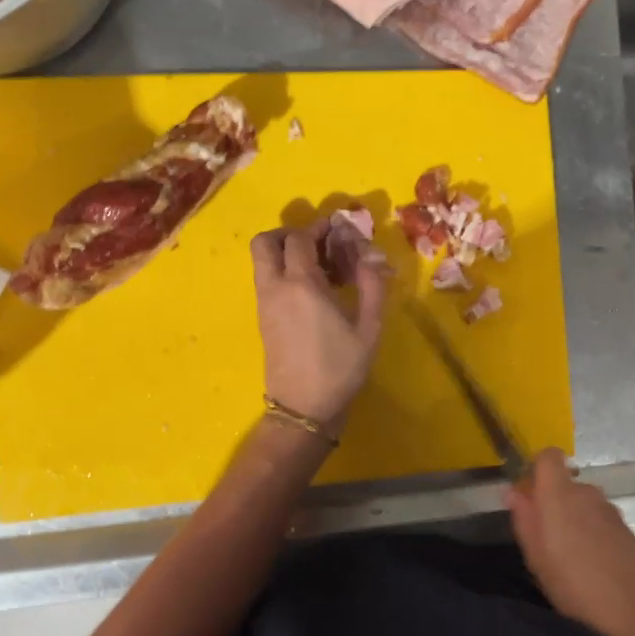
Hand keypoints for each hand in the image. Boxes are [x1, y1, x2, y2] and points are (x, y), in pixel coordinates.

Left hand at [250, 220, 388, 430]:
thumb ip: (372, 285)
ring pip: (262, 260)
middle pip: (265, 242)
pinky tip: (312, 289)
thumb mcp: (369, 328)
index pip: (300, 238)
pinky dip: (283, 271)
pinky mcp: (262, 318)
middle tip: (318, 242)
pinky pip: (266, 279)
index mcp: (302, 285)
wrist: (304, 408)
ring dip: (285, 252)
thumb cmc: (340, 368)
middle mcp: (276, 287)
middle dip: (290, 233)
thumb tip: (371, 255)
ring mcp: (264, 303)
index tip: (338, 229)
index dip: (318, 227)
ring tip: (319, 267)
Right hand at [507, 451, 634, 635]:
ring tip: (569, 559)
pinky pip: (602, 522)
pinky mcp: (630, 532)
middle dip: (554, 502)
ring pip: (585, 505)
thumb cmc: (575, 588)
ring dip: (575, 521)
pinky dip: (594, 535)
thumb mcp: (536, 558)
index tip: (528, 497)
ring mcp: (613, 512)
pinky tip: (593, 568)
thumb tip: (514, 492)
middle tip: (544, 539)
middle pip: (567, 484)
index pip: (549, 456)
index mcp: (562, 495)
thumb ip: (525, 519)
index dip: (537, 470)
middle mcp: (589, 494)